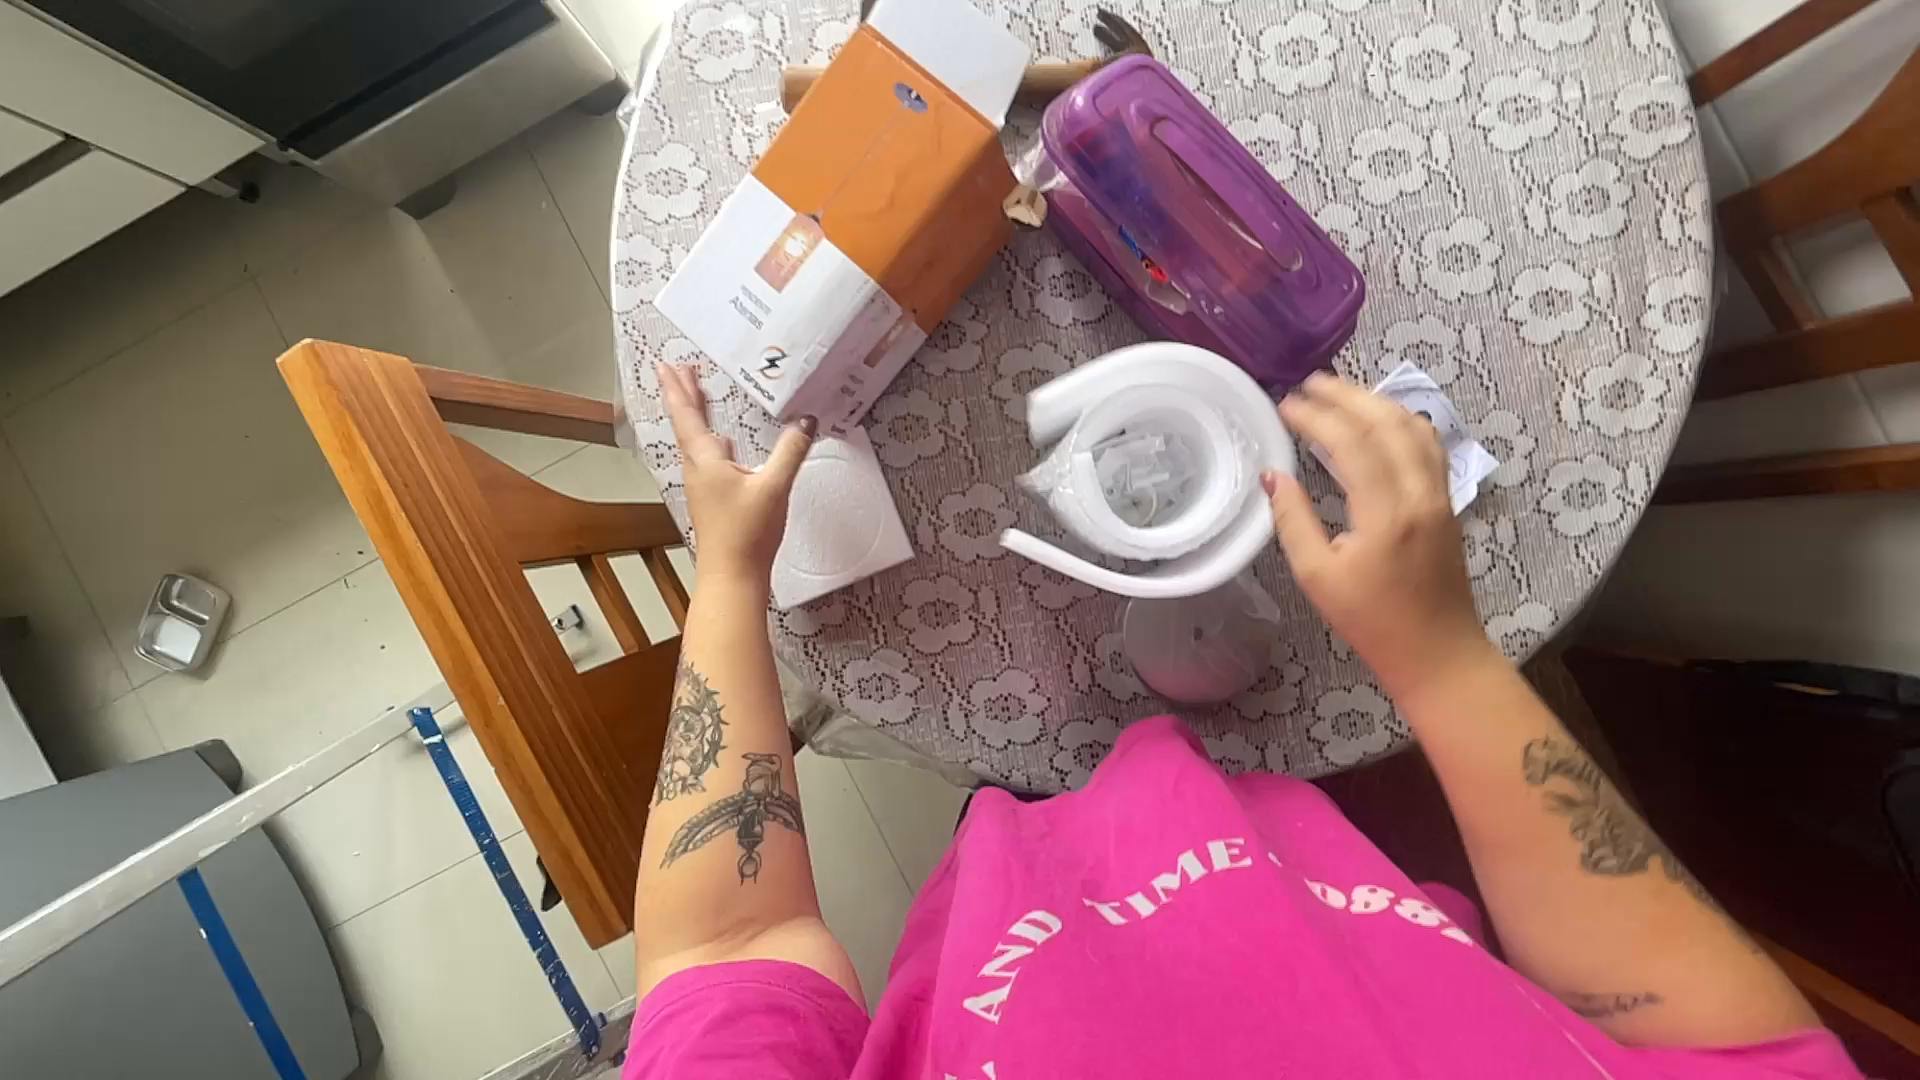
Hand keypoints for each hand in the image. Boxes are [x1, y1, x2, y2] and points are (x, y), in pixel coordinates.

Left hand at [656, 362, 814, 585]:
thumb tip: (806, 422)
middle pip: (687, 424)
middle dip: (683, 395)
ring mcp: (703, 486)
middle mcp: (698, 470)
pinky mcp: (713, 499)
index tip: (666, 365)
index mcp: (706, 461)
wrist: (733, 575)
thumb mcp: (774, 487)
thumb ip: (791, 452)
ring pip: (695, 441)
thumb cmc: (747, 534)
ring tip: (696, 396)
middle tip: (677, 370)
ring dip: (694, 416)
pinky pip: (706, 459)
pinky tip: (721, 444)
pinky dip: (708, 440)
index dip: (677, 388)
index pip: (687, 415)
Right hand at [1264, 373, 1492, 696]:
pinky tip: (1378, 419)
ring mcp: (1440, 493)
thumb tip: (1272, 475)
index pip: (1351, 443)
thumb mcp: (1317, 575)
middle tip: (1309, 382)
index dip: (1316, 417)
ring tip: (1340, 391)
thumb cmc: (1371, 619)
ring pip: (1413, 427)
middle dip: (1347, 396)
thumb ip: (1292, 520)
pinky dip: (1398, 421)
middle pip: (1387, 422)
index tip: (1283, 404)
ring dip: (1375, 402)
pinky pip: (1426, 445)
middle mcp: (1420, 492)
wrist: (1437, 651)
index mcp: (1386, 512)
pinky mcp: (1446, 501)